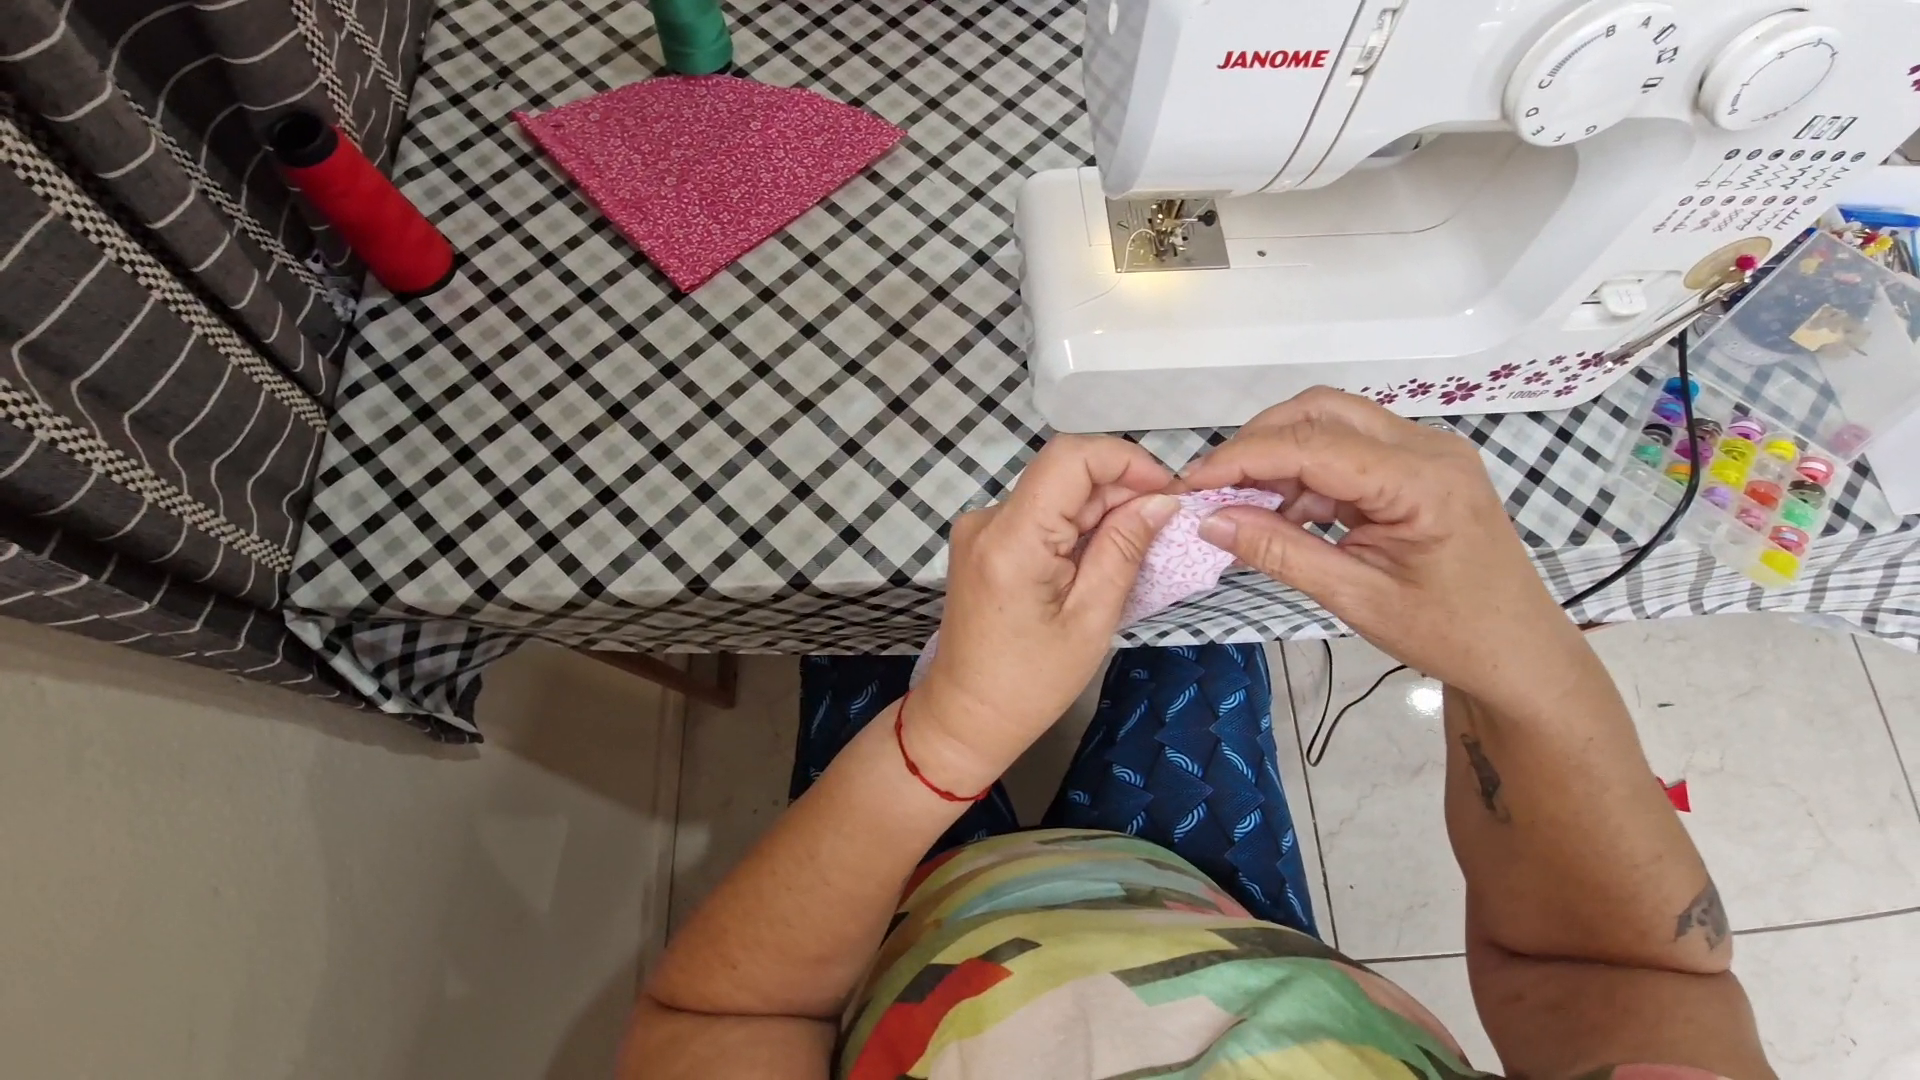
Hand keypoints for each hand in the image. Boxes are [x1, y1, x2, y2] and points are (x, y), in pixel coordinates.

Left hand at [910, 436, 1178, 792]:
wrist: (968, 713)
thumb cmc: (1032, 682)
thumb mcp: (1092, 619)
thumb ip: (1123, 548)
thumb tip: (1161, 499)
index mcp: (1011, 539)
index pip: (1070, 457)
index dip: (1124, 459)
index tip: (1165, 490)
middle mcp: (987, 520)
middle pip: (1064, 473)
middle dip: (1119, 490)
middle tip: (1160, 527)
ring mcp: (979, 528)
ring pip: (1054, 491)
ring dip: (1099, 510)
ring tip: (1132, 550)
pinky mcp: (982, 540)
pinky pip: (1038, 513)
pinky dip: (1074, 526)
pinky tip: (1095, 559)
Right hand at [1179, 388, 1590, 707]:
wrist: (1518, 654)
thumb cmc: (1447, 633)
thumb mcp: (1353, 597)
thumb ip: (1278, 551)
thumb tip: (1208, 521)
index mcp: (1421, 479)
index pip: (1311, 443)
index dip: (1242, 458)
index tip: (1190, 485)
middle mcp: (1427, 447)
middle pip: (1320, 410)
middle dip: (1258, 443)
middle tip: (1215, 489)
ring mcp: (1426, 452)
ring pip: (1330, 423)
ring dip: (1279, 457)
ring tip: (1246, 507)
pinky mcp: (1417, 467)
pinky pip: (1346, 450)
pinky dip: (1304, 474)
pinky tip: (1286, 514)